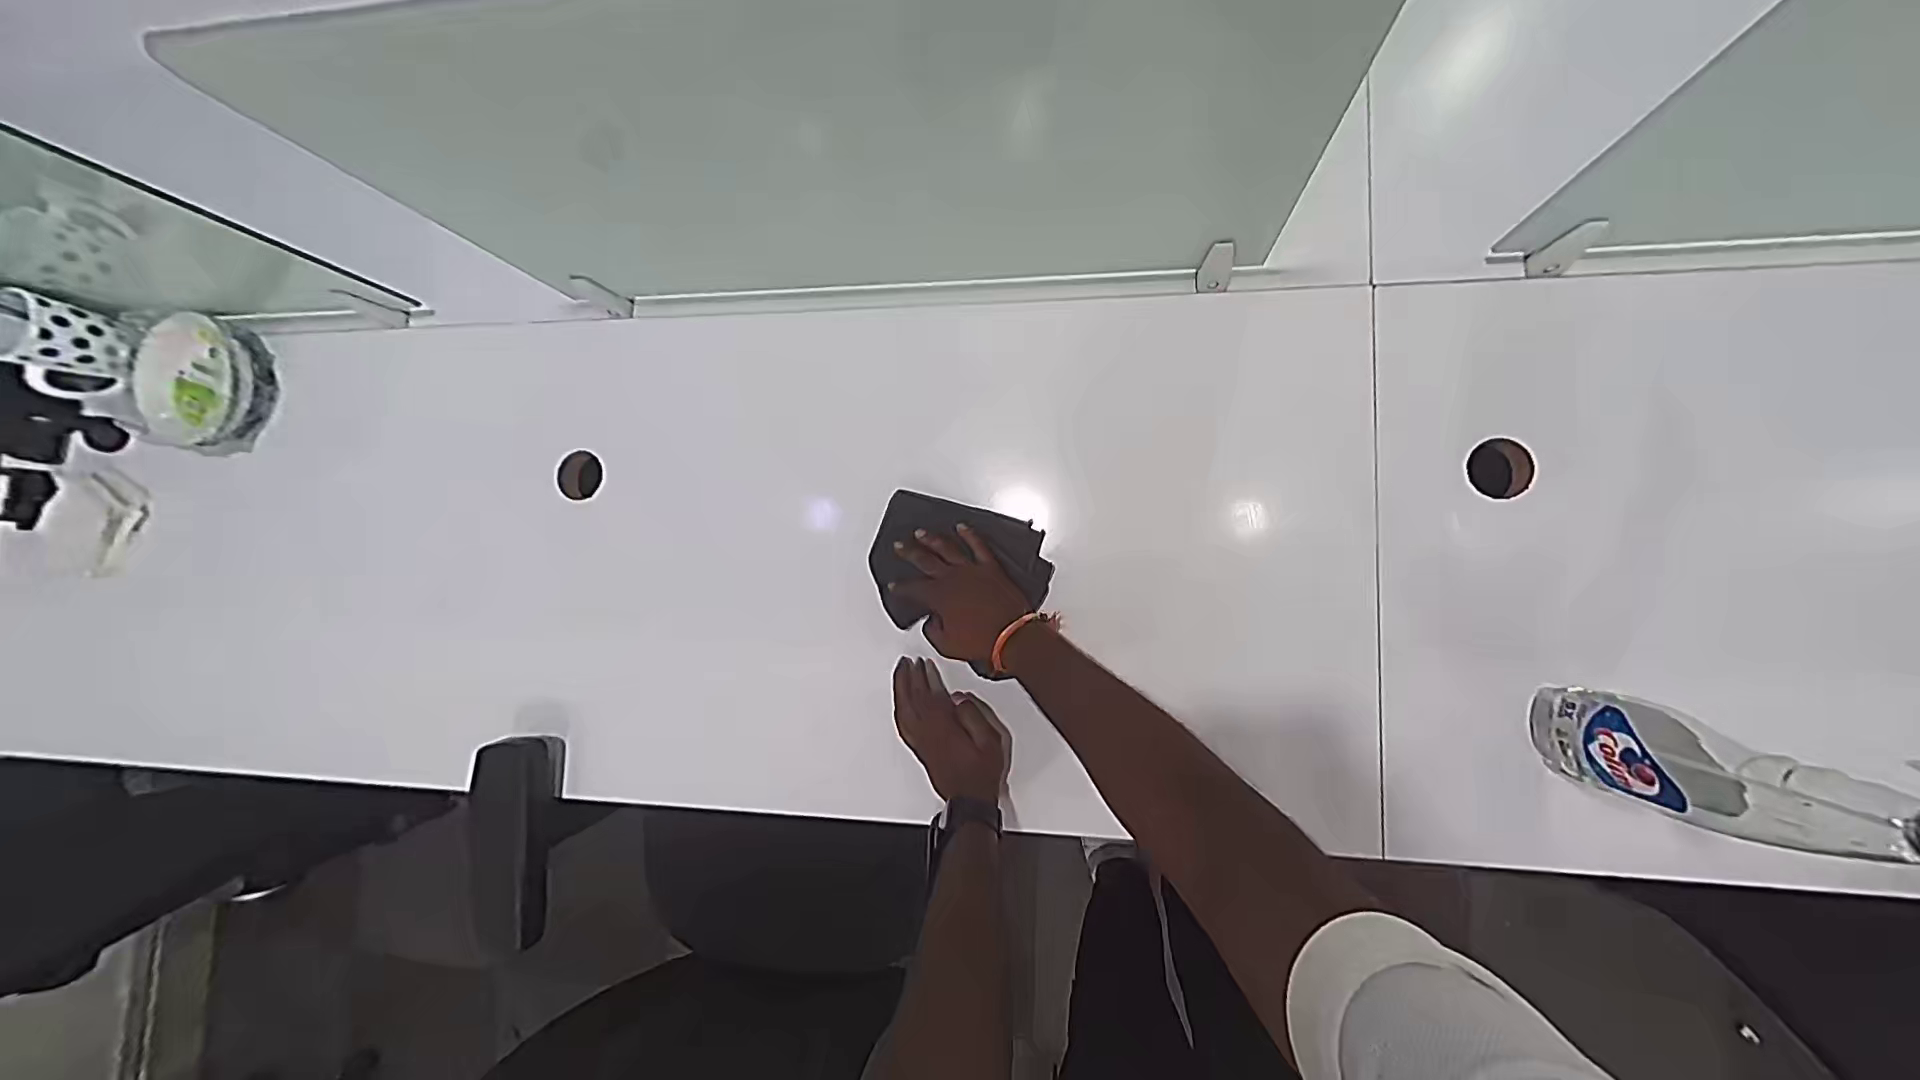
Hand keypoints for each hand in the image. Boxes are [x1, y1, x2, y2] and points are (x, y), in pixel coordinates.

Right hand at [890, 524, 1032, 662]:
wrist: (1012, 636)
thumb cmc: (983, 641)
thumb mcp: (947, 644)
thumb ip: (933, 630)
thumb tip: (931, 623)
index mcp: (939, 596)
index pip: (913, 588)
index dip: (900, 587)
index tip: (894, 585)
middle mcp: (953, 578)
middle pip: (924, 560)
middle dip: (908, 552)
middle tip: (899, 546)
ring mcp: (972, 570)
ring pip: (947, 548)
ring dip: (932, 538)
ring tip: (921, 532)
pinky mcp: (991, 567)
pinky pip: (978, 545)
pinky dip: (969, 534)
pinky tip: (962, 527)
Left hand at [892, 657, 1010, 803]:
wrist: (969, 799)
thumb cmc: (980, 772)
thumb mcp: (990, 740)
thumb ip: (974, 715)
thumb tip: (959, 698)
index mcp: (943, 727)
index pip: (929, 695)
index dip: (924, 676)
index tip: (923, 663)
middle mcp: (927, 733)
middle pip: (912, 699)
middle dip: (908, 678)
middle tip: (907, 662)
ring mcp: (920, 742)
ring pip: (903, 710)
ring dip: (900, 690)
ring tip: (901, 675)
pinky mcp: (919, 749)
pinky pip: (902, 724)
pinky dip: (899, 709)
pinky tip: (899, 705)